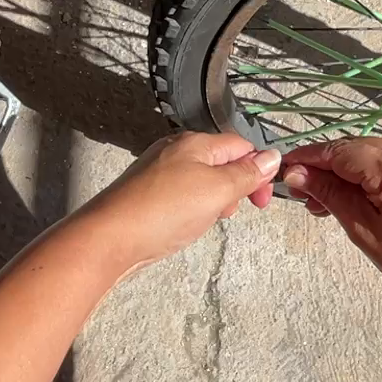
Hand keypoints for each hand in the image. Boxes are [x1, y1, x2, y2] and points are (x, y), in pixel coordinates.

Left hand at [73, 131, 280, 272]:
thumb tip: (272, 156)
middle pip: (222, 161)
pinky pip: (184, 195)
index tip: (261, 199)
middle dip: (236, 187)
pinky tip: (187, 225)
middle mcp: (176, 150)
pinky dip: (194, 209)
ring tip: (206, 219)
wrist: (109, 238)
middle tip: (231, 212)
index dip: (258, 170)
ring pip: (203, 180)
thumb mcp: (216, 191)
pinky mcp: (149, 194)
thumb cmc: (162, 211)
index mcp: (195, 143)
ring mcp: (160, 172)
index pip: (241, 145)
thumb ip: (246, 174)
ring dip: (215, 200)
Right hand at [281, 138, 381, 312]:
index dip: (308, 158)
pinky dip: (362, 174)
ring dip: (341, 170)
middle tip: (299, 191)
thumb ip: (330, 195)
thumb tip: (296, 174)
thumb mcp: (363, 230)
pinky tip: (346, 195)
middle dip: (323, 165)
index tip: (283, 168)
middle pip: (353, 148)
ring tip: (319, 200)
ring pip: (368, 153)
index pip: (340, 151)